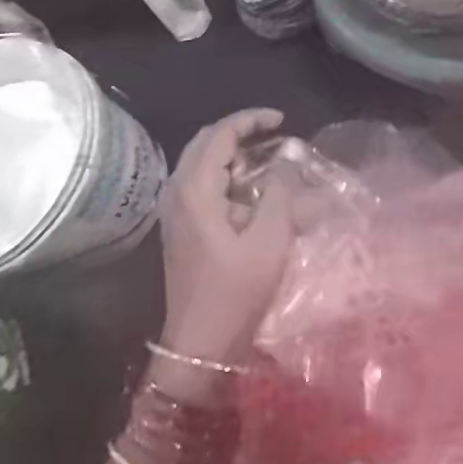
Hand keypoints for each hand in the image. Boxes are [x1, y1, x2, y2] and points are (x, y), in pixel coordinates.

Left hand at [158, 109, 295, 366]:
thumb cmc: (235, 293)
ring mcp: (172, 207)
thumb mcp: (269, 241)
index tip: (282, 121)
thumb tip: (290, 156)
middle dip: (240, 132)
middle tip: (275, 135)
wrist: (198, 343)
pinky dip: (224, 176)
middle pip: (206, 142)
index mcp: (194, 188)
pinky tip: (249, 190)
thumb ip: (281, 192)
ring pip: (200, 162)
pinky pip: (199, 183)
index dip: (251, 120)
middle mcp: (176, 189)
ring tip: (267, 159)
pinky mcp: (177, 224)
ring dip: (231, 154)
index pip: (220, 134)